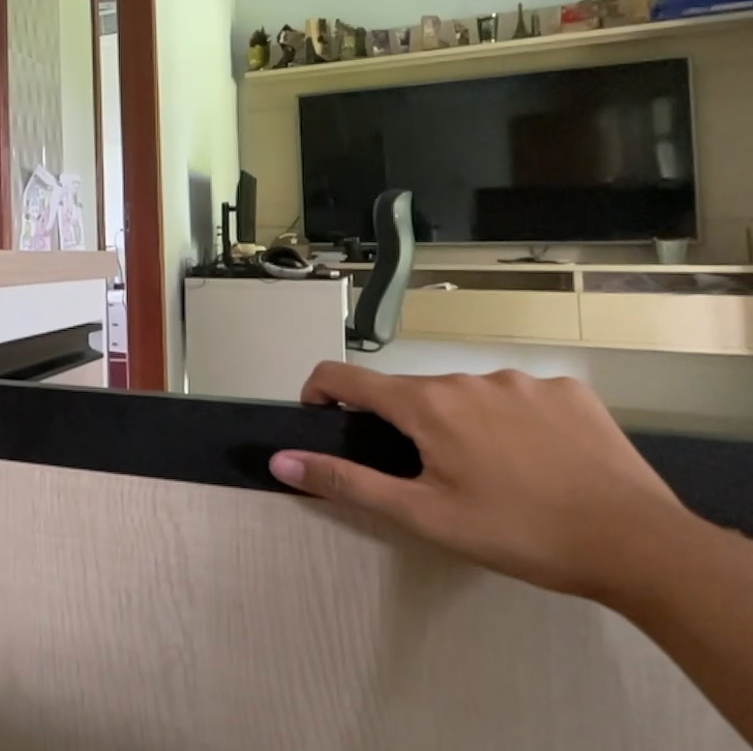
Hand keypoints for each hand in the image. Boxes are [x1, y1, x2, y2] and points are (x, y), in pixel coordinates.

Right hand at [269, 362, 697, 604]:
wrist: (644, 548)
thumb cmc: (520, 533)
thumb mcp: (422, 516)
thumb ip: (345, 481)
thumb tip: (280, 459)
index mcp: (425, 404)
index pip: (343, 375)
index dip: (319, 391)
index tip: (322, 417)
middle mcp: (466, 379)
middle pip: (408, 391)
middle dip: (403, 423)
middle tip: (428, 475)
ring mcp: (522, 382)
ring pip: (463, 393)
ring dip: (457, 421)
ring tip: (488, 472)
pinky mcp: (570, 392)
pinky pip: (515, 395)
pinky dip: (508, 418)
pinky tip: (534, 457)